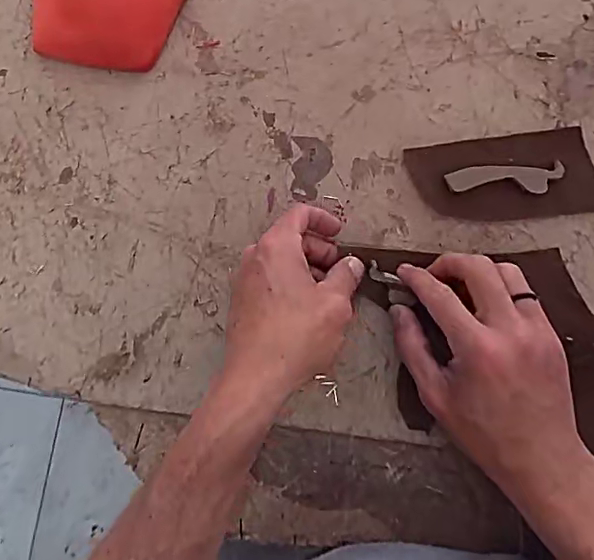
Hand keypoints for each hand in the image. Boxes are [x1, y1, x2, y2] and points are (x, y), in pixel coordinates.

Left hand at [218, 205, 363, 407]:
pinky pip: (271, 280)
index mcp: (276, 246)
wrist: (255, 380)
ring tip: (329, 292)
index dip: (324, 219)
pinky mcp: (242, 303)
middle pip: (291, 237)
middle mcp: (255, 258)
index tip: (339, 233)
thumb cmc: (294, 337)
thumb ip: (346, 275)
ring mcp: (245, 281)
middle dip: (320, 249)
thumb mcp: (335, 302)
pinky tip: (309, 309)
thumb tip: (351, 265)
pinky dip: (292, 283)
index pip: (300, 214)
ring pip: (282, 260)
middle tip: (340, 268)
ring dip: (308, 268)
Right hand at [390, 255, 593, 504]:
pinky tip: (489, 303)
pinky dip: (503, 287)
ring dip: (479, 269)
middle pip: (477, 267)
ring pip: (506, 270)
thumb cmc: (486, 435)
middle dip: (449, 262)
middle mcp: (509, 330)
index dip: (417, 277)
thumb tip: (400, 310)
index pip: (441, 294)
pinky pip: (525, 291)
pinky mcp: (550, 331)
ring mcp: (535, 327)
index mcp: (478, 349)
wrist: (542, 458)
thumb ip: (413, 348)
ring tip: (462, 286)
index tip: (405, 271)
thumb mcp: (437, 397)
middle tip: (433, 275)